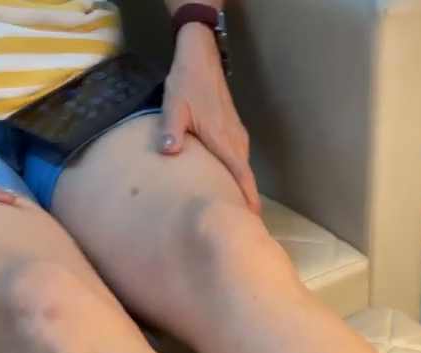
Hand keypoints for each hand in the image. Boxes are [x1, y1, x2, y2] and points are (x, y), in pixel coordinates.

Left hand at [159, 21, 261, 211]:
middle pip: (246, 180)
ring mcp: (238, 138)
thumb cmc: (187, 82)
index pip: (243, 179)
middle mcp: (237, 143)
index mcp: (225, 142)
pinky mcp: (235, 133)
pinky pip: (239, 161)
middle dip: (246, 202)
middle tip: (241, 226)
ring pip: (243, 171)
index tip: (252, 223)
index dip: (248, 202)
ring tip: (234, 210)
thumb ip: (171, 129)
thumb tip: (168, 151)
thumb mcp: (174, 105)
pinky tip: (228, 184)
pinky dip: (238, 177)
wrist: (202, 58)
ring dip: (242, 190)